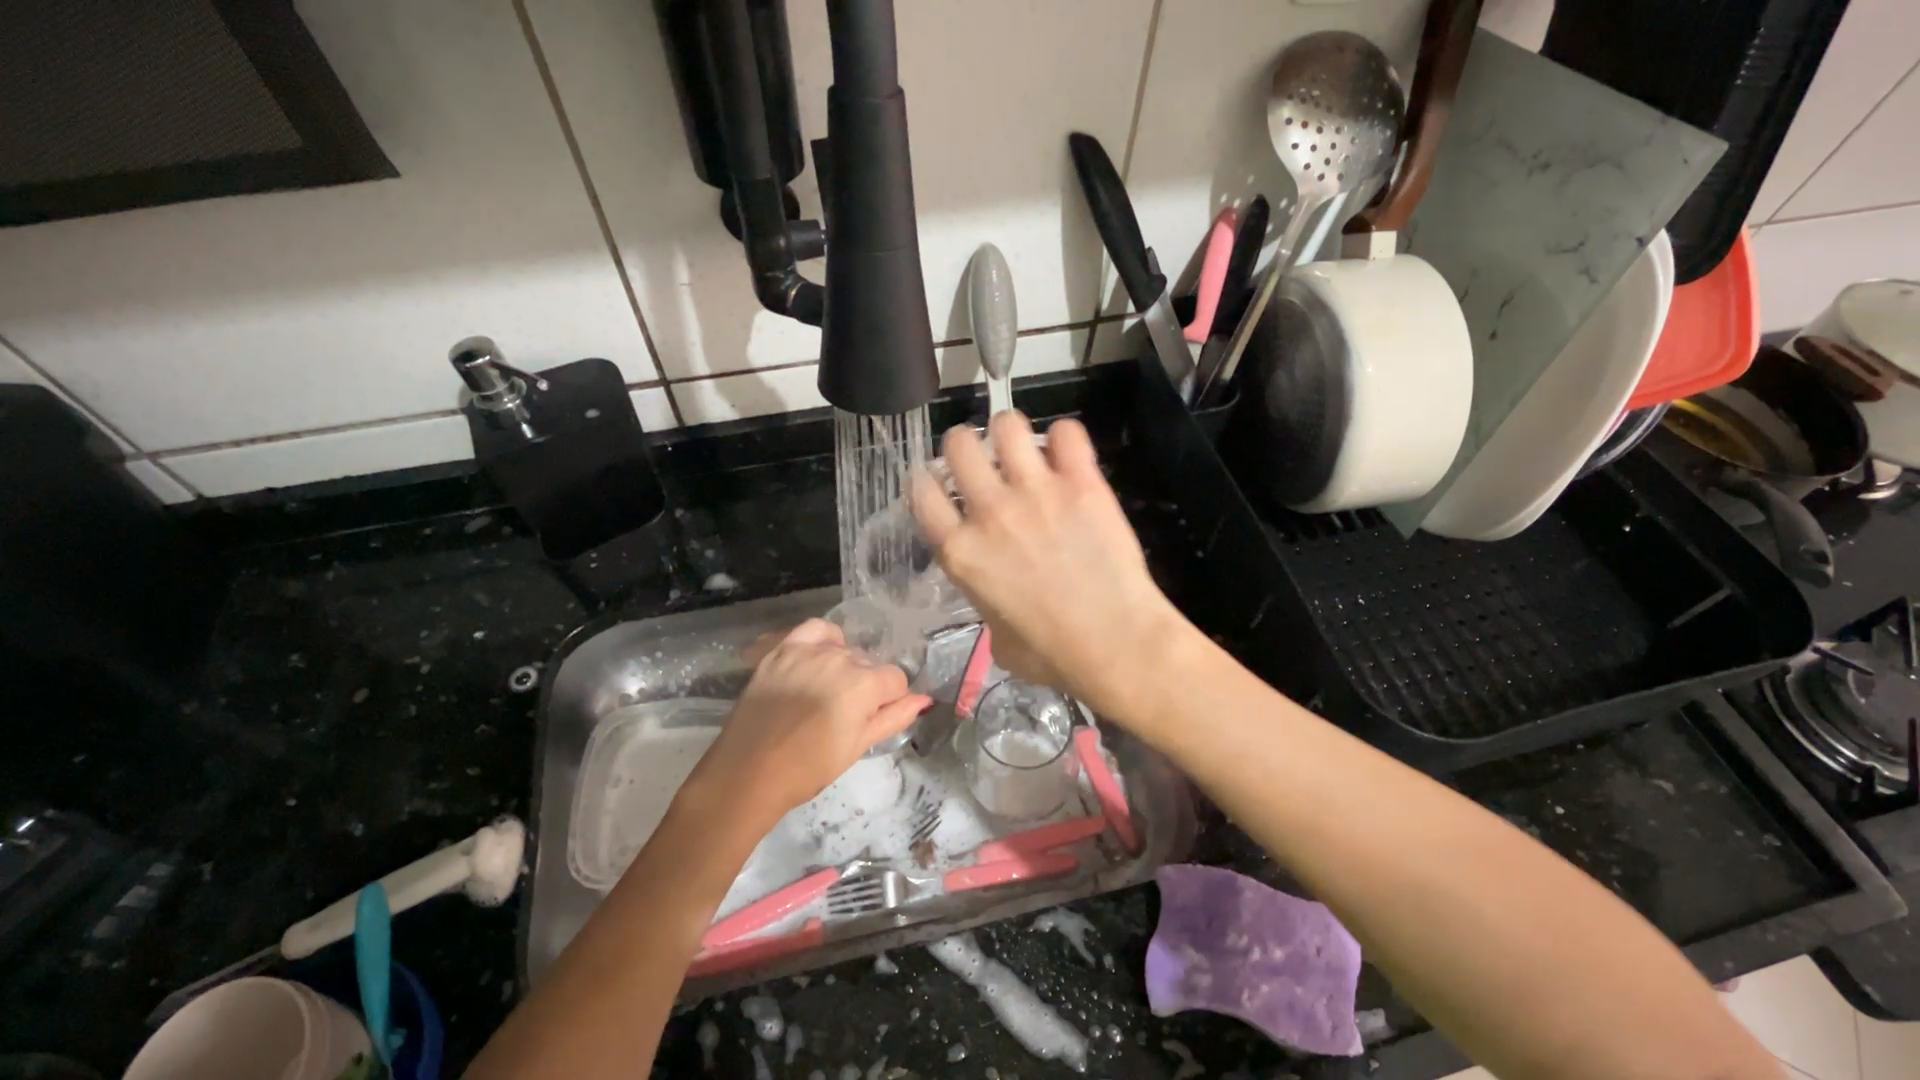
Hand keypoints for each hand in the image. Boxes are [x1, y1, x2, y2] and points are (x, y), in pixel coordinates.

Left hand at [690, 619, 930, 823]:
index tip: (875, 717)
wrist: (749, 772)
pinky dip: (824, 638)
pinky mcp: (782, 650)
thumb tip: (922, 700)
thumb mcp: (858, 746)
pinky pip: (814, 630)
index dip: (891, 700)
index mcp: (864, 685)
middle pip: (869, 664)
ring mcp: (808, 652)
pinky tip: (821, 657)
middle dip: (867, 685)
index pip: (895, 679)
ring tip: (830, 693)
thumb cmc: (809, 768)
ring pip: (844, 649)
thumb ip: (894, 718)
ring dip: (845, 667)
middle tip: (847, 715)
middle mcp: (840, 659)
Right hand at [910, 412, 1190, 718]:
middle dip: (968, 448)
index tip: (943, 485)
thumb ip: (985, 602)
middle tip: (987, 464)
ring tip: (1026, 452)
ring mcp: (1036, 492)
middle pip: (959, 444)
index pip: (921, 492)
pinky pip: (1066, 431)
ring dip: (1012, 435)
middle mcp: (990, 512)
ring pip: (1007, 425)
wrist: (1115, 644)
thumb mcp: (996, 639)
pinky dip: (1065, 438)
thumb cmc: (1052, 654)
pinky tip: (1069, 456)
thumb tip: (997, 594)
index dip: (929, 483)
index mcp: (961, 552)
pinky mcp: (1081, 483)